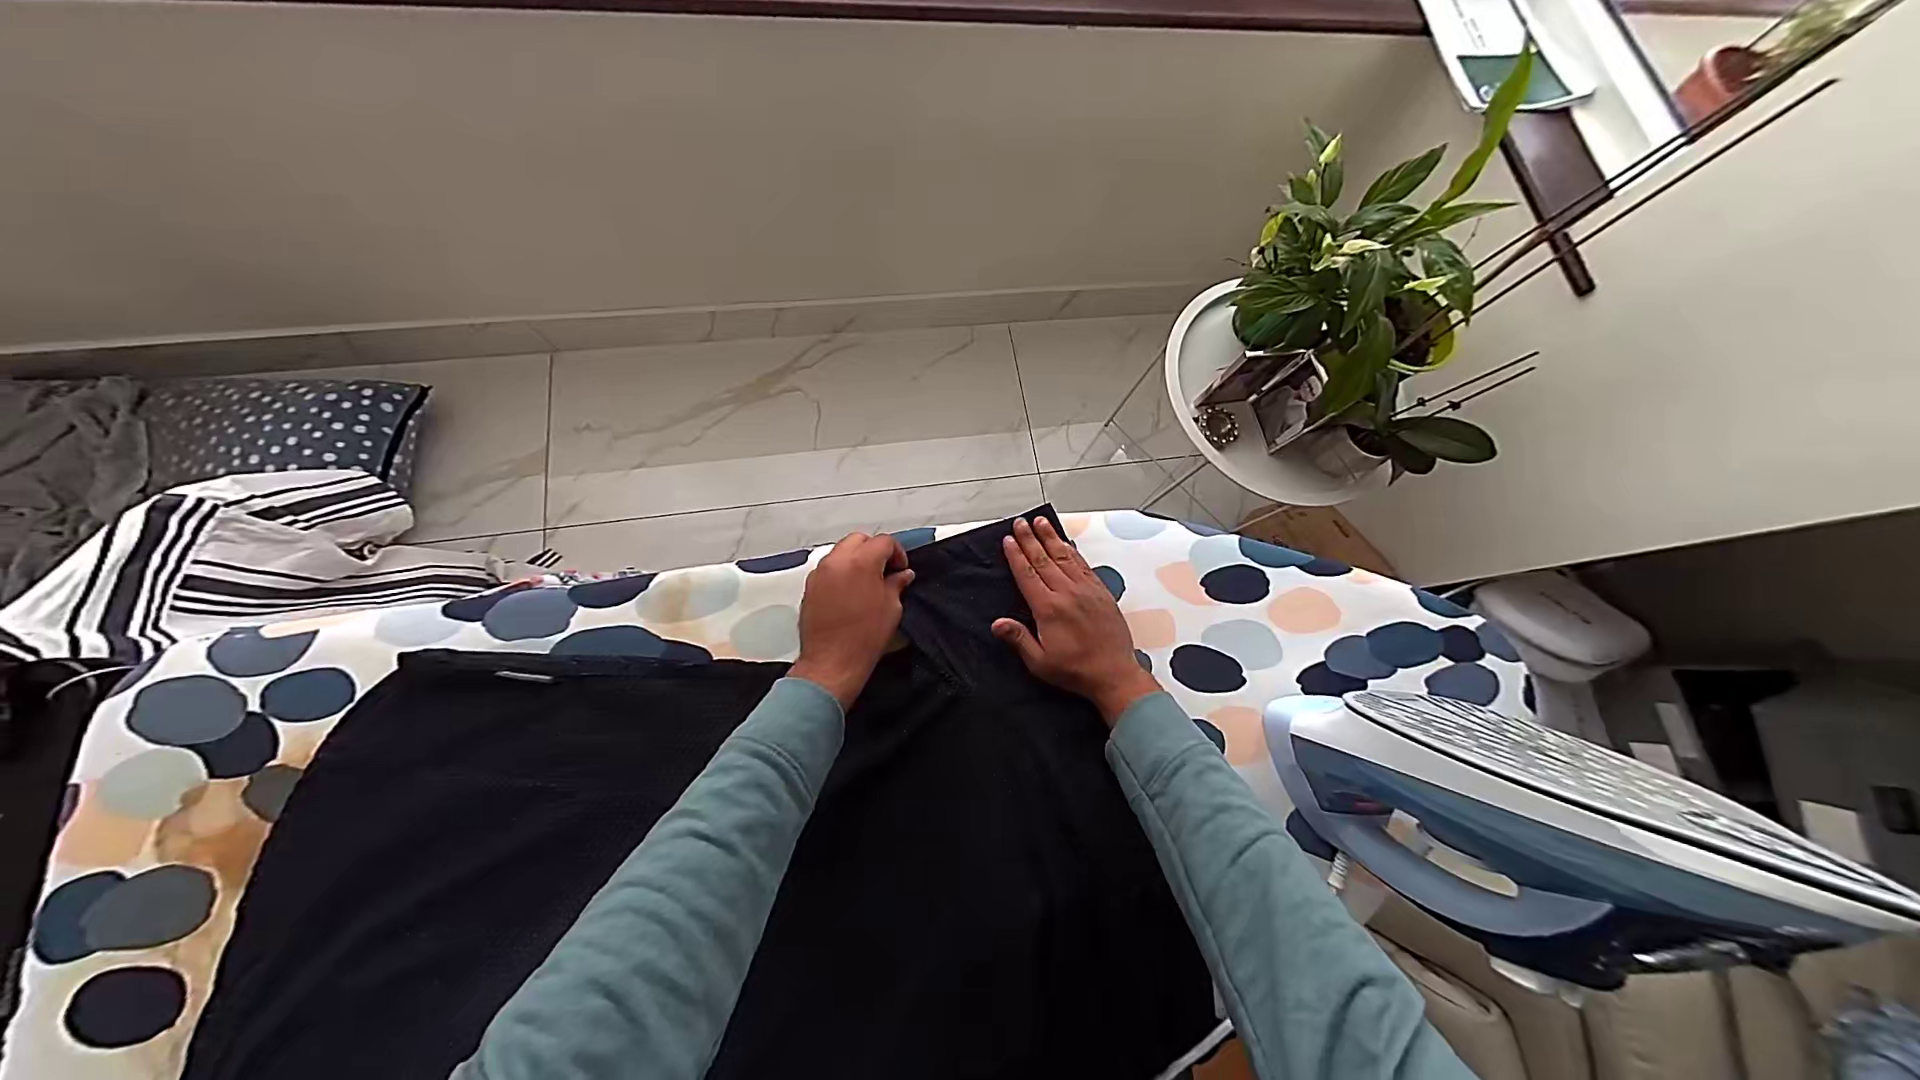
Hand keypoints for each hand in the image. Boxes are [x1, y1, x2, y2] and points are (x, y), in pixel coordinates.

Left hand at [789, 532, 914, 709]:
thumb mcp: (891, 608)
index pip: (883, 542)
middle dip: (874, 549)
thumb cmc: (864, 637)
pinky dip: (841, 571)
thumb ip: (896, 584)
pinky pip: (828, 568)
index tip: (901, 569)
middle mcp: (837, 562)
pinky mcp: (810, 586)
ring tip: (867, 581)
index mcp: (861, 562)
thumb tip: (901, 575)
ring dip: (856, 558)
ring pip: (841, 551)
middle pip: (859, 539)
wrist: (832, 662)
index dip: (897, 553)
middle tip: (886, 569)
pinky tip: (851, 591)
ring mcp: (820, 573)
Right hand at [992, 517, 1162, 727]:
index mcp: (1048, 608)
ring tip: (1041, 523)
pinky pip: (1084, 566)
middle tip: (1021, 523)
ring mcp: (1086, 591)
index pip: (1027, 574)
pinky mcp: (1101, 593)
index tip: (1009, 540)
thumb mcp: (1039, 662)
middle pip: (1043, 559)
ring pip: (1064, 557)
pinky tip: (1066, 544)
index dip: (1016, 555)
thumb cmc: (1077, 670)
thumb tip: (997, 624)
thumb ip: (1018, 639)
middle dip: (1029, 539)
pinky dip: (1073, 552)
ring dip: (1050, 538)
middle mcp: (1067, 594)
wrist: (1114, 674)